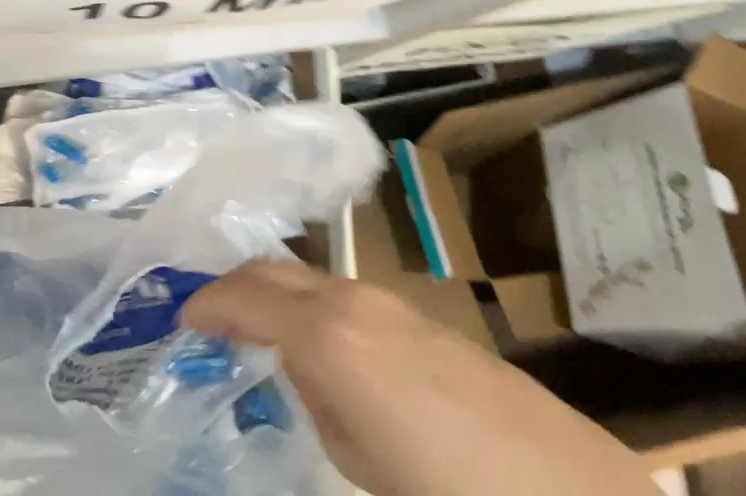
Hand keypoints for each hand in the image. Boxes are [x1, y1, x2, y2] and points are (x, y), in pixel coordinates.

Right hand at [180, 262, 658, 495]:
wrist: (562, 485)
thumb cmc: (442, 483)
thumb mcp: (355, 458)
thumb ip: (318, 403)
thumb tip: (307, 376)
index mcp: (326, 333)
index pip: (246, 295)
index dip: (207, 303)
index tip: (183, 320)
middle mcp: (355, 299)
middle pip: (277, 270)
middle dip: (236, 286)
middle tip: (210, 317)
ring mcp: (395, 303)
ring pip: (314, 279)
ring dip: (278, 296)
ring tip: (259, 331)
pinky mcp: (427, 318)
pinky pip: (349, 297)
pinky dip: (316, 308)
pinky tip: (324, 347)